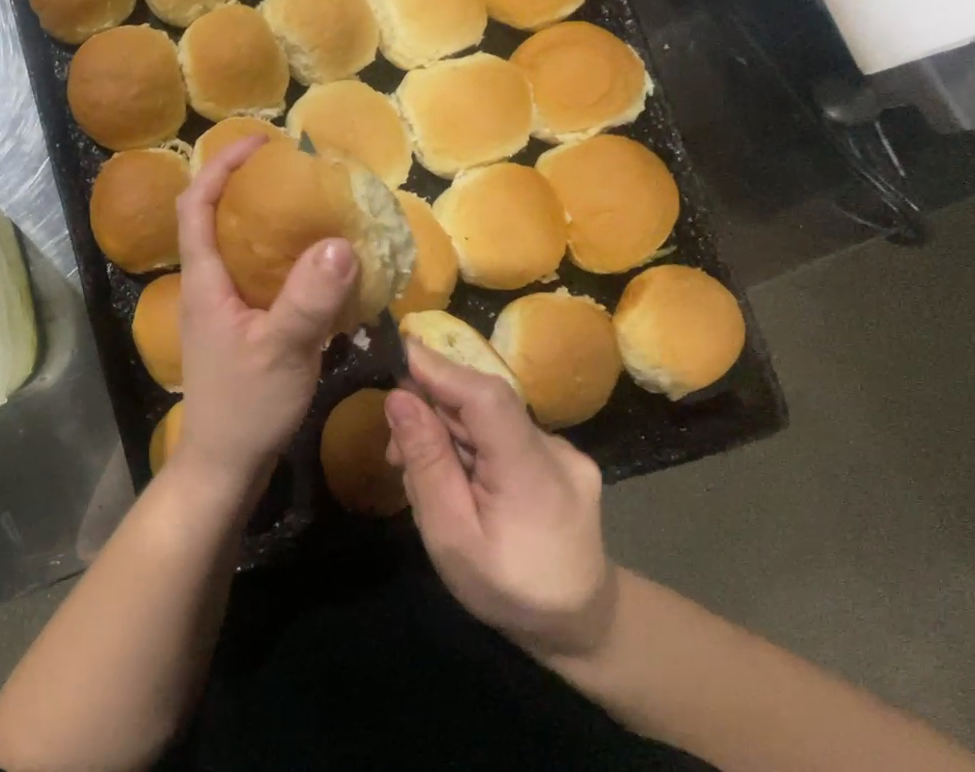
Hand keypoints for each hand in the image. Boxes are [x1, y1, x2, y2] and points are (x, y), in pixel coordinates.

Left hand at [172, 136, 359, 489]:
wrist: (226, 462)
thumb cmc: (245, 406)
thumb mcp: (282, 350)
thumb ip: (309, 299)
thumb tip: (340, 241)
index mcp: (204, 282)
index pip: (196, 206)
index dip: (220, 167)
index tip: (260, 143)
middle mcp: (208, 288)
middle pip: (218, 221)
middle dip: (252, 190)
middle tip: (300, 174)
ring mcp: (223, 310)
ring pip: (243, 252)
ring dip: (273, 228)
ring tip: (319, 213)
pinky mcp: (242, 330)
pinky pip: (262, 283)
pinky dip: (288, 267)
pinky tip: (326, 273)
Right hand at [385, 342, 616, 656]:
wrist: (581, 624)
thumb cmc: (507, 589)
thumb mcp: (450, 537)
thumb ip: (426, 464)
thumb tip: (397, 398)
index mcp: (533, 475)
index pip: (486, 398)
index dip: (439, 368)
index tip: (393, 351)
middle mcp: (557, 452)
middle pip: (483, 405)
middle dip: (430, 411)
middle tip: (392, 451)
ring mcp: (563, 455)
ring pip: (489, 420)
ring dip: (445, 431)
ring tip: (418, 475)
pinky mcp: (560, 461)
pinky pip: (502, 434)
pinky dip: (468, 445)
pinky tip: (453, 478)